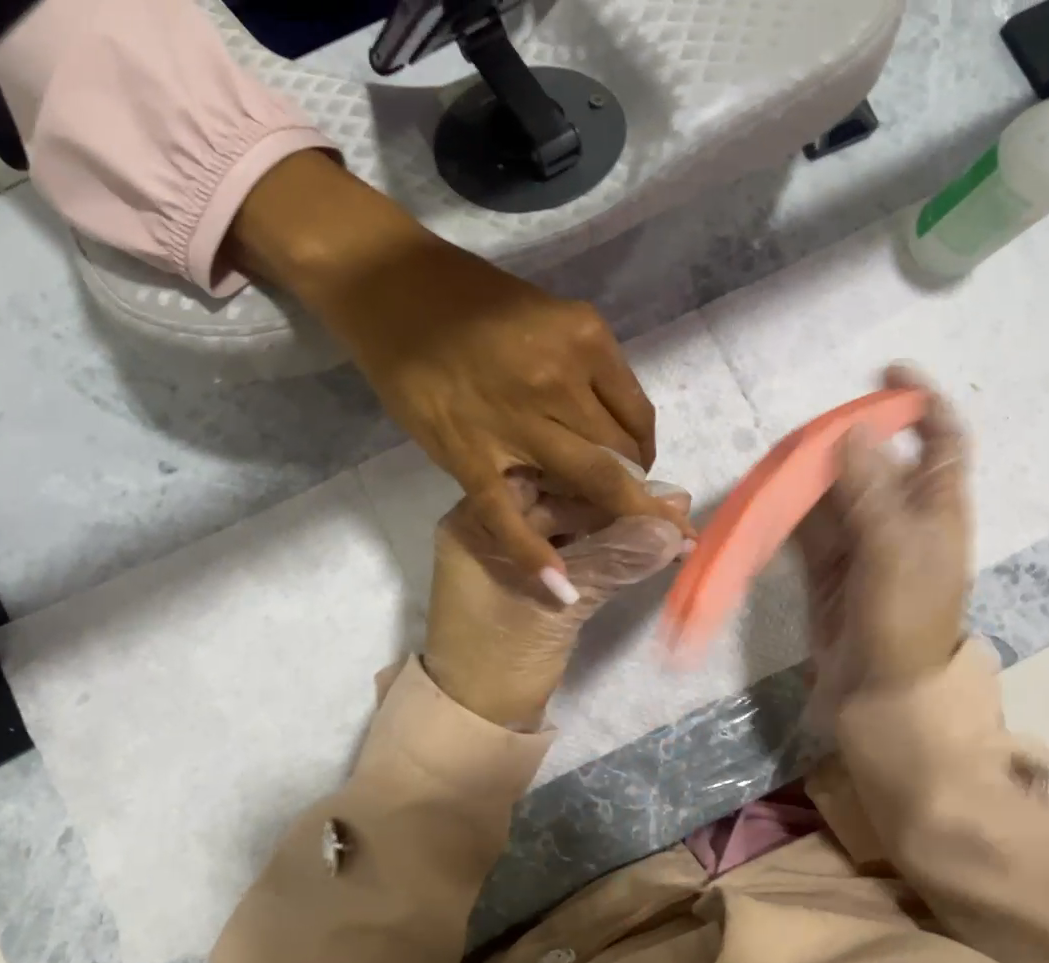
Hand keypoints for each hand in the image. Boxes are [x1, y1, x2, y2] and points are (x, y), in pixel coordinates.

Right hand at [225, 151, 690, 600]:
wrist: (389, 289)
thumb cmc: (469, 296)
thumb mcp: (547, 317)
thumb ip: (581, 370)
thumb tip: (605, 425)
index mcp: (586, 339)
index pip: (637, 415)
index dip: (645, 453)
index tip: (639, 472)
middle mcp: (561, 380)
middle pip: (622, 454)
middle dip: (645, 497)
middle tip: (659, 527)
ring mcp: (515, 421)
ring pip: (587, 482)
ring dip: (618, 520)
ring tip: (645, 552)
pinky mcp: (469, 454)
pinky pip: (506, 513)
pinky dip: (534, 554)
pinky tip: (559, 588)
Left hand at [423, 474, 690, 730]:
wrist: (475, 721)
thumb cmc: (499, 658)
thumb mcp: (557, 607)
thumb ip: (613, 562)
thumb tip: (673, 530)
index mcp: (476, 522)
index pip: (543, 481)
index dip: (598, 480)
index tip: (651, 483)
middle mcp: (490, 527)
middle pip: (562, 502)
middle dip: (619, 506)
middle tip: (677, 505)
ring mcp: (511, 554)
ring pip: (573, 528)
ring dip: (621, 528)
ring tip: (675, 523)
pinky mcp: (531, 578)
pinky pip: (573, 553)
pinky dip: (609, 551)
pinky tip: (650, 545)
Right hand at [794, 366, 972, 699]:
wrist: (884, 699)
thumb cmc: (905, 621)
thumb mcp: (895, 549)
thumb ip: (871, 489)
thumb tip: (853, 428)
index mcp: (937, 510)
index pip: (941, 440)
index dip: (922, 402)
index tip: (887, 371)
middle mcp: (901, 519)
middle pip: (875, 460)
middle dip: (842, 439)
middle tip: (801, 434)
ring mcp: (862, 545)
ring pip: (834, 493)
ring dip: (806, 476)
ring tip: (772, 464)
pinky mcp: (827, 570)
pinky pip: (806, 529)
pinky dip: (786, 513)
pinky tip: (763, 501)